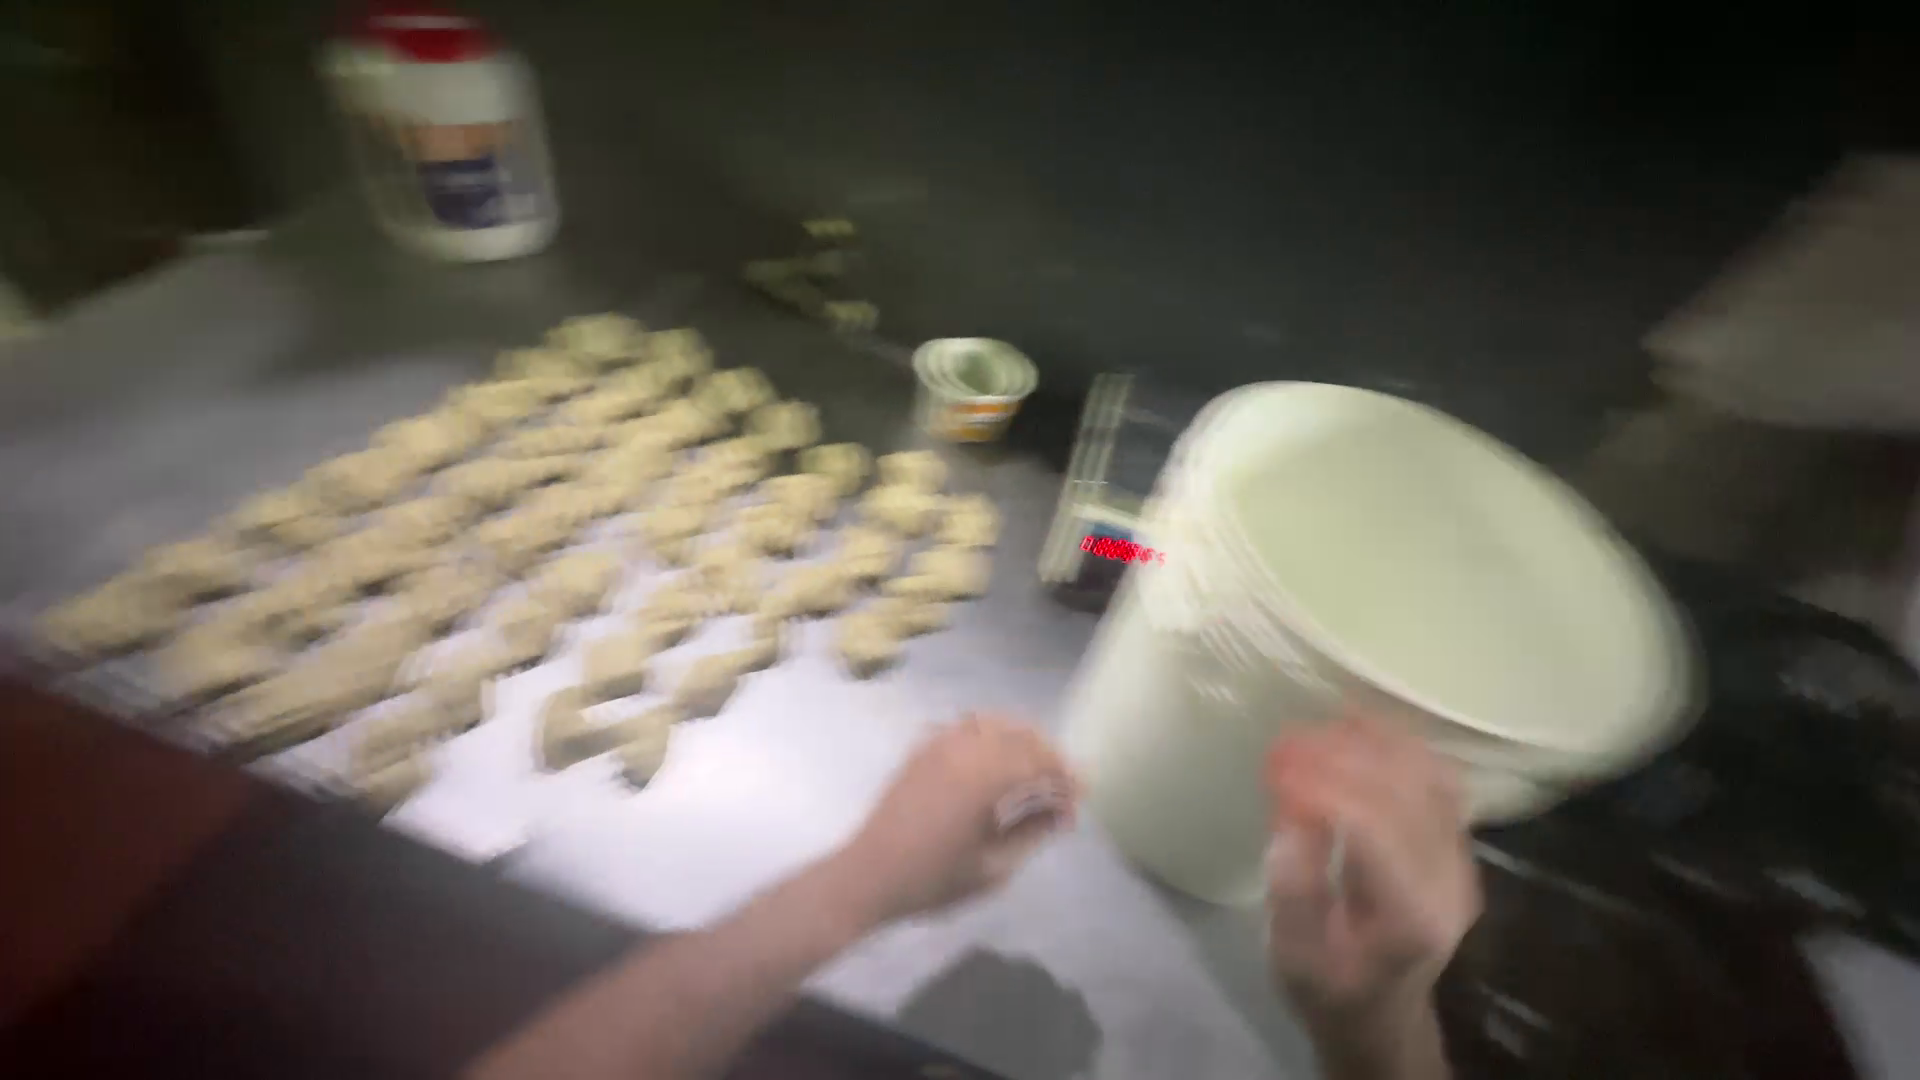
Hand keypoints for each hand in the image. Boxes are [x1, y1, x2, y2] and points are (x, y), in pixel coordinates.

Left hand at [841, 712, 1077, 922]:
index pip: (1039, 761)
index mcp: (984, 776)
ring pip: (992, 722)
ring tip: (1034, 767)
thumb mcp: (993, 866)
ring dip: (1019, 738)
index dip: (1065, 774)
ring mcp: (939, 743)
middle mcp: (964, 748)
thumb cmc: (933, 879)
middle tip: (1064, 782)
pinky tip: (994, 759)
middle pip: (1020, 733)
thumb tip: (1063, 814)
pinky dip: (989, 734)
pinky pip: (964, 726)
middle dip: (1047, 753)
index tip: (1083, 792)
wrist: (869, 875)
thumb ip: (1033, 832)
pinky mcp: (922, 748)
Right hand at [1263, 712, 1480, 1017]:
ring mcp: (1458, 859)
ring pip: (1427, 775)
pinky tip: (1355, 729)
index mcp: (1409, 914)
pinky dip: (1395, 746)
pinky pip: (1435, 777)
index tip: (1276, 767)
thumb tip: (1291, 814)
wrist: (1380, 1013)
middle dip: (1340, 754)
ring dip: (1371, 742)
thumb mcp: (1292, 953)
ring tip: (1316, 730)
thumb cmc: (1328, 984)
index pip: (1375, 826)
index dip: (1324, 785)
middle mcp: (1448, 880)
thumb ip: (1293, 889)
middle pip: (1404, 791)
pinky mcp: (1453, 843)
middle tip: (1286, 743)